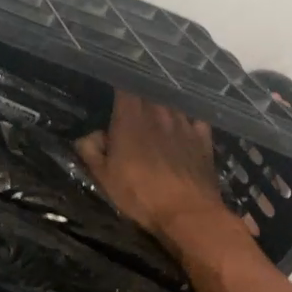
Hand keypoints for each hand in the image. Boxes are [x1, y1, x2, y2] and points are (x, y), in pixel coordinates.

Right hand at [75, 91, 251, 259]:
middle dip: (139, 88)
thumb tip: (88, 135)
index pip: (124, 87)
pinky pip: (194, 117)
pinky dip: (186, 115)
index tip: (112, 79)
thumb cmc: (139, 195)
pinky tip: (183, 119)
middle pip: (149, 91)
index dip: (119, 80)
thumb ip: (91, 151)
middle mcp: (158, 114)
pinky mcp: (203, 138)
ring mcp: (184, 124)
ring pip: (171, 102)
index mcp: (130, 120)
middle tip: (131, 91)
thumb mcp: (103, 177)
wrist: (187, 212)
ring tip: (155, 103)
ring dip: (161, 101)